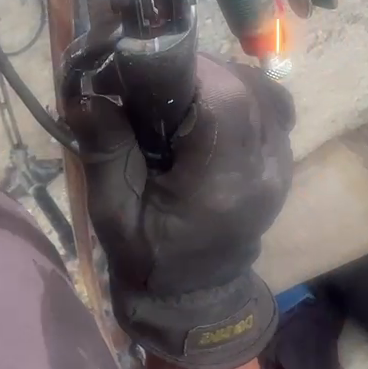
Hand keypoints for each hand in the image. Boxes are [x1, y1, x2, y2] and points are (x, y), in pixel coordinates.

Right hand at [62, 53, 294, 368]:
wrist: (192, 299)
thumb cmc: (148, 259)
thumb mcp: (111, 212)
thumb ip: (105, 152)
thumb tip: (87, 94)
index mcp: (222, 185)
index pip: (225, 102)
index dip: (186, 70)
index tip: (143, 69)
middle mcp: (263, 168)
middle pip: (247, 88)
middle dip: (196, 72)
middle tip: (151, 83)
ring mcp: (280, 164)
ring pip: (264, 91)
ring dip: (219, 79)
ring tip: (176, 96)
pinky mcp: (280, 160)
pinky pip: (268, 106)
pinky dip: (237, 94)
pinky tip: (202, 110)